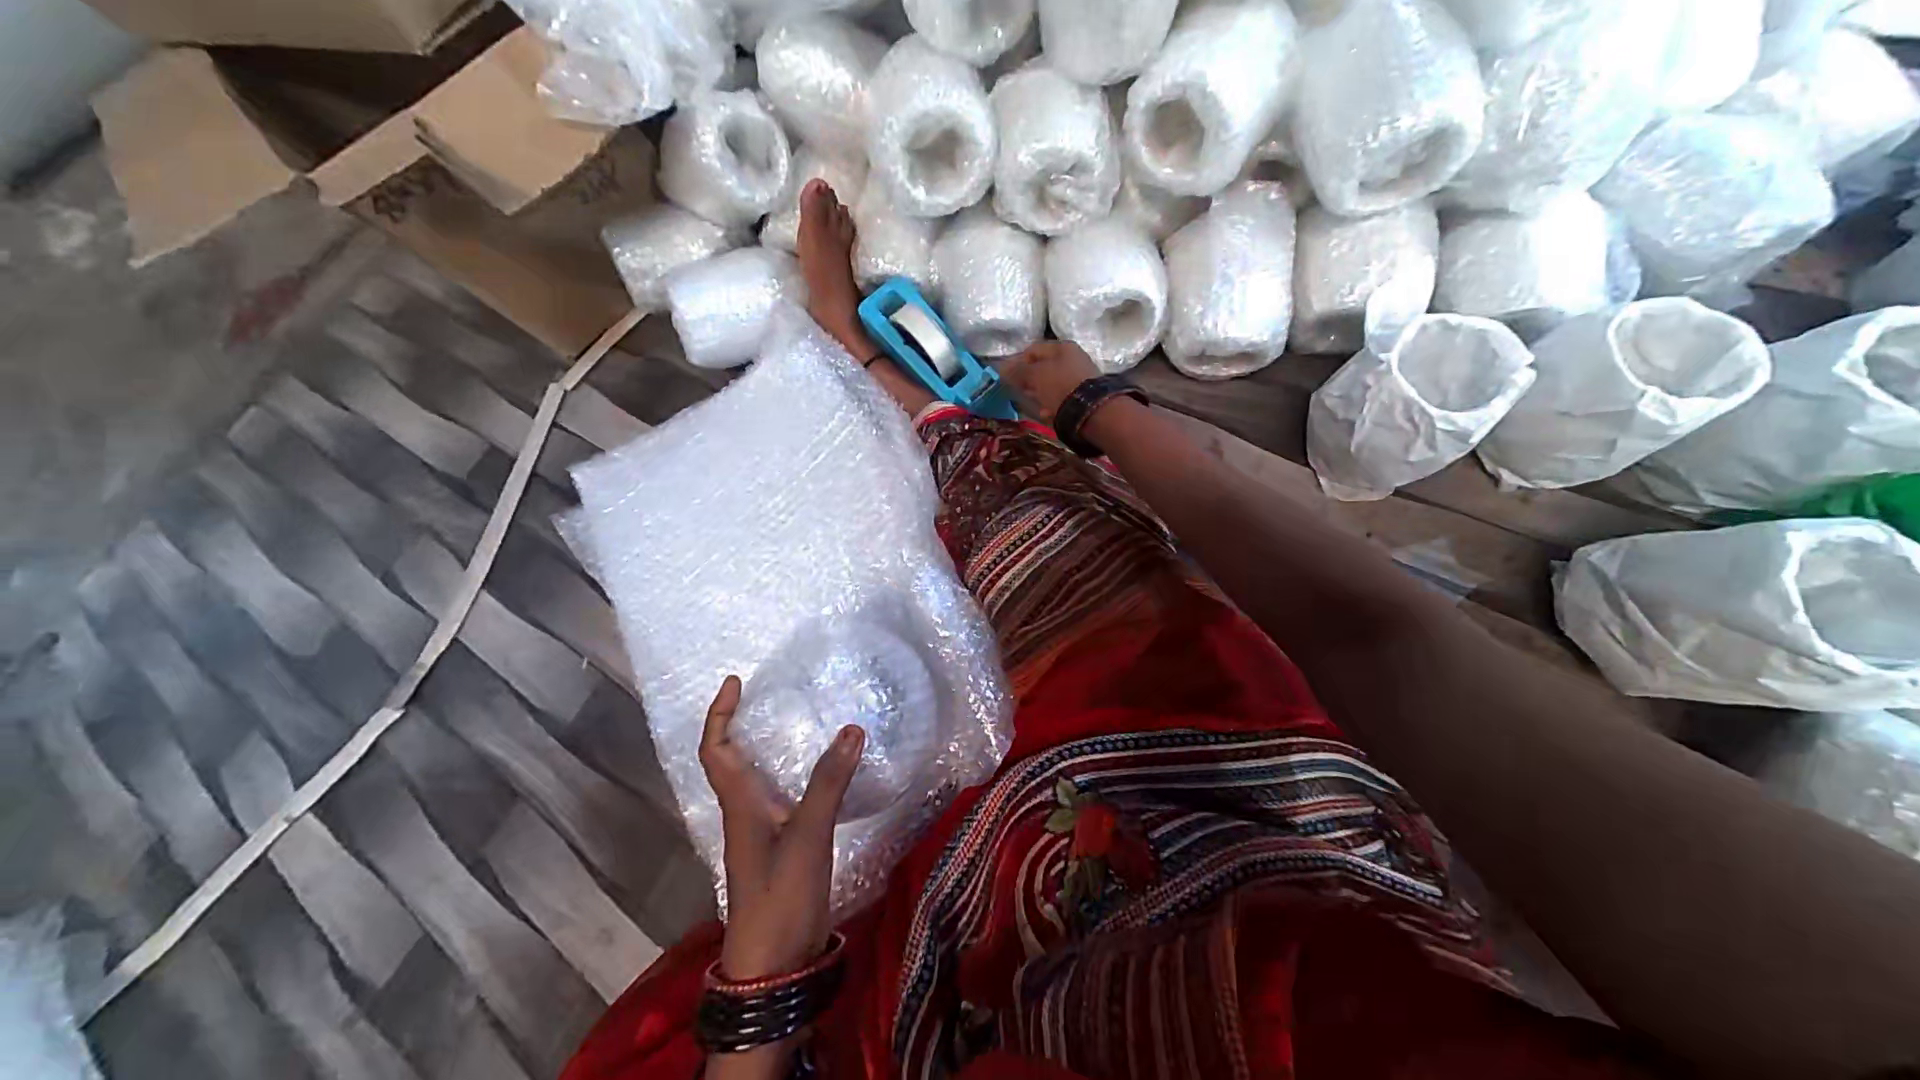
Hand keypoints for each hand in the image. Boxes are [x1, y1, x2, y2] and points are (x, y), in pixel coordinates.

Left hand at [700, 676, 864, 980]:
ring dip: (767, 747)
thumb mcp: (808, 835)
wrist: (775, 963)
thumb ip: (829, 782)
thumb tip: (852, 728)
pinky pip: (780, 796)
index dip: (719, 714)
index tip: (734, 682)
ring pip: (756, 777)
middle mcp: (744, 811)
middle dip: (741, 723)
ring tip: (800, 721)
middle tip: (771, 694)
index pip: (715, 749)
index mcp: (739, 804)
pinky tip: (824, 773)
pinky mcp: (780, 846)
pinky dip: (795, 774)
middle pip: (731, 759)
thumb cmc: (780, 896)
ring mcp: (761, 831)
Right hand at [999, 340, 1100, 425]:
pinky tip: (1047, 413)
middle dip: (1029, 379)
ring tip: (1032, 403)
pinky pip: (1062, 397)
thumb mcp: (1035, 376)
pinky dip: (1053, 404)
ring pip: (1052, 383)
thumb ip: (1018, 371)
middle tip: (1018, 390)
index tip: (1007, 376)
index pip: (1033, 349)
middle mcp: (1074, 358)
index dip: (1018, 361)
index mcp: (1062, 347)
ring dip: (1040, 392)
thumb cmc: (1060, 386)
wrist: (1092, 411)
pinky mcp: (1084, 396)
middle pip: (1044, 366)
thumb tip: (1001, 367)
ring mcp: (1081, 377)